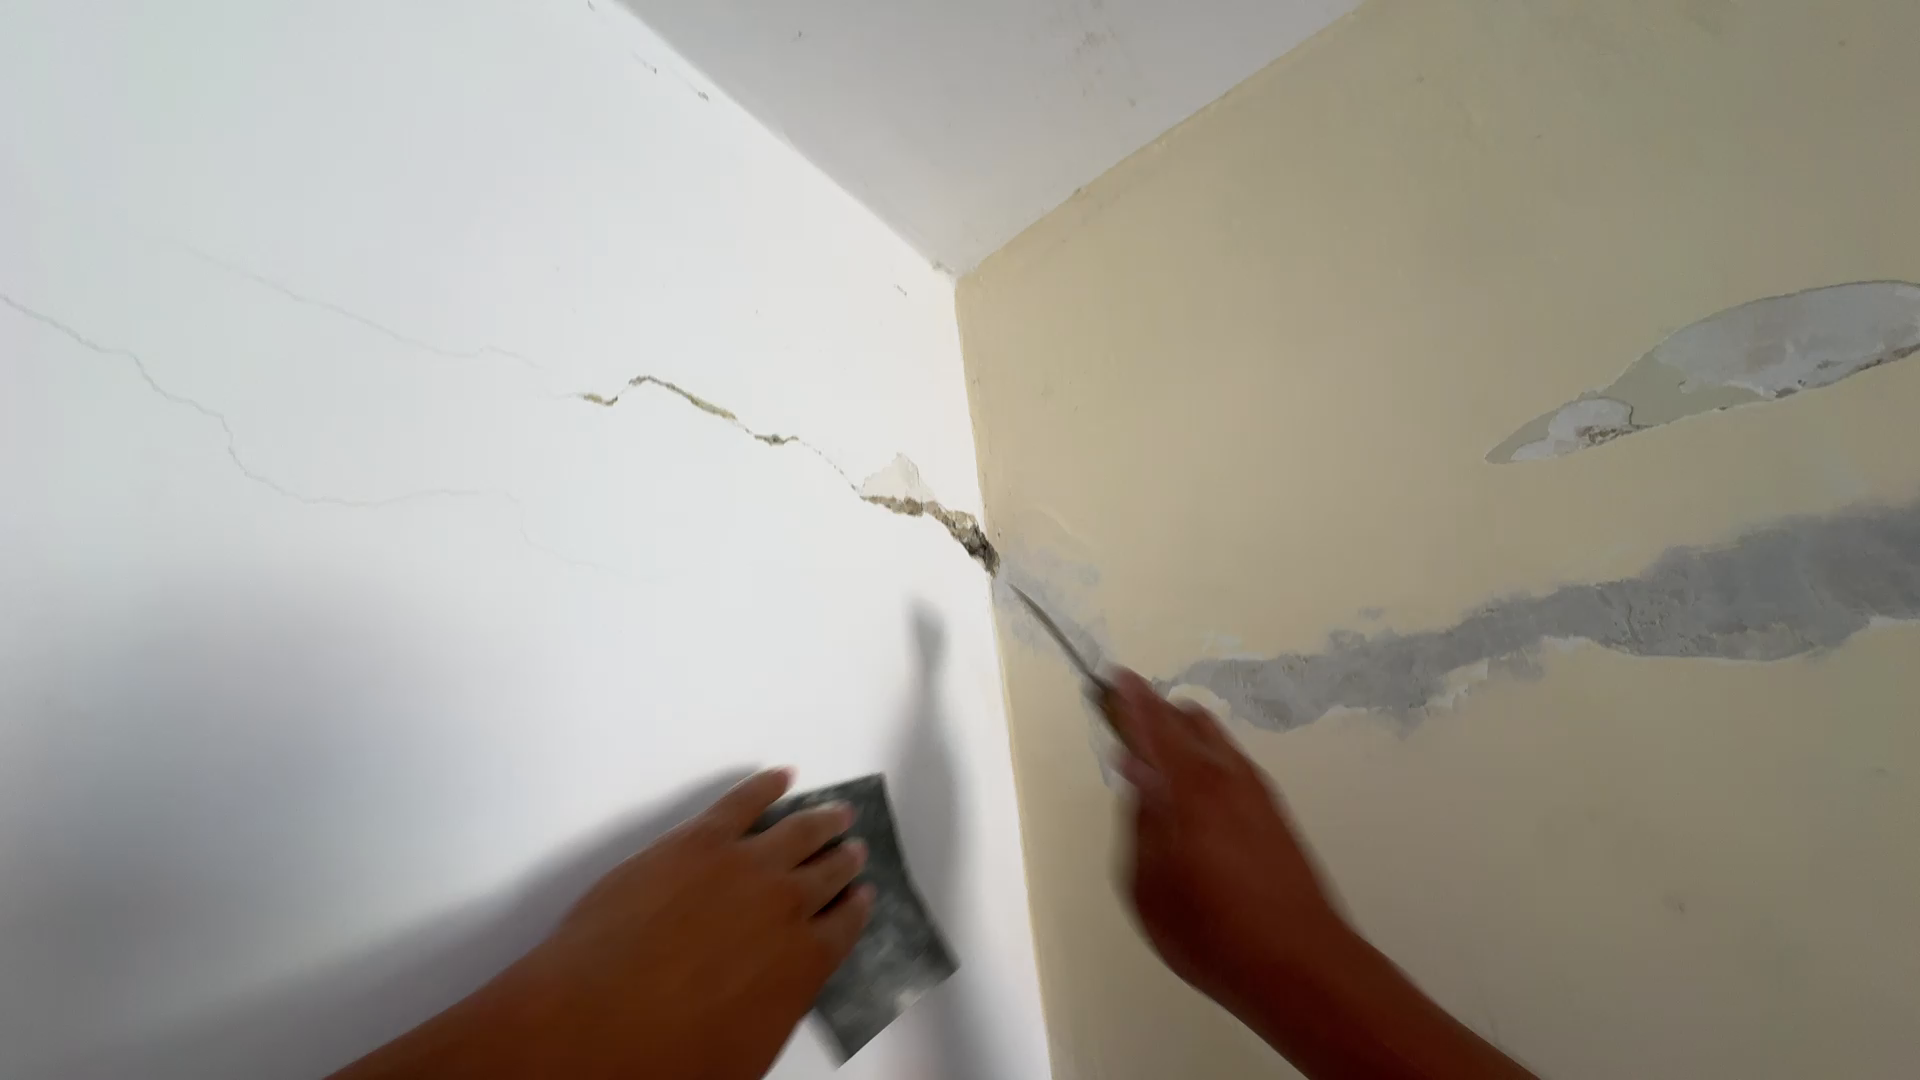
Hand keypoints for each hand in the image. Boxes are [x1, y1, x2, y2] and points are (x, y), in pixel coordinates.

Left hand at [333, 768, 872, 1079]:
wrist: (587, 1028)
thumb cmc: (665, 1065)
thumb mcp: (744, 1057)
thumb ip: (778, 1007)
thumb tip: (786, 982)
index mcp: (803, 963)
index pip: (845, 925)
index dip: (856, 908)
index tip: (864, 894)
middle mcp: (788, 905)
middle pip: (828, 872)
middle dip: (845, 860)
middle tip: (854, 848)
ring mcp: (746, 864)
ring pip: (799, 830)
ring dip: (823, 820)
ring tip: (837, 813)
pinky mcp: (702, 838)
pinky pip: (745, 800)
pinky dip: (767, 785)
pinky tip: (783, 776)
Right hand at [1106, 673, 1537, 1078]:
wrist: (1303, 968)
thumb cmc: (1212, 930)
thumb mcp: (1147, 883)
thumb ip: (1141, 818)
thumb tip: (1138, 772)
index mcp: (1189, 785)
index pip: (1154, 723)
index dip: (1132, 696)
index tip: (1115, 676)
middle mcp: (1227, 775)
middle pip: (1188, 720)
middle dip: (1156, 714)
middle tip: (1129, 729)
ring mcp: (1257, 792)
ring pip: (1215, 739)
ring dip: (1183, 737)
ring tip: (1157, 763)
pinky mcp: (1275, 813)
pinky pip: (1231, 763)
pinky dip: (1205, 759)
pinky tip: (1192, 794)